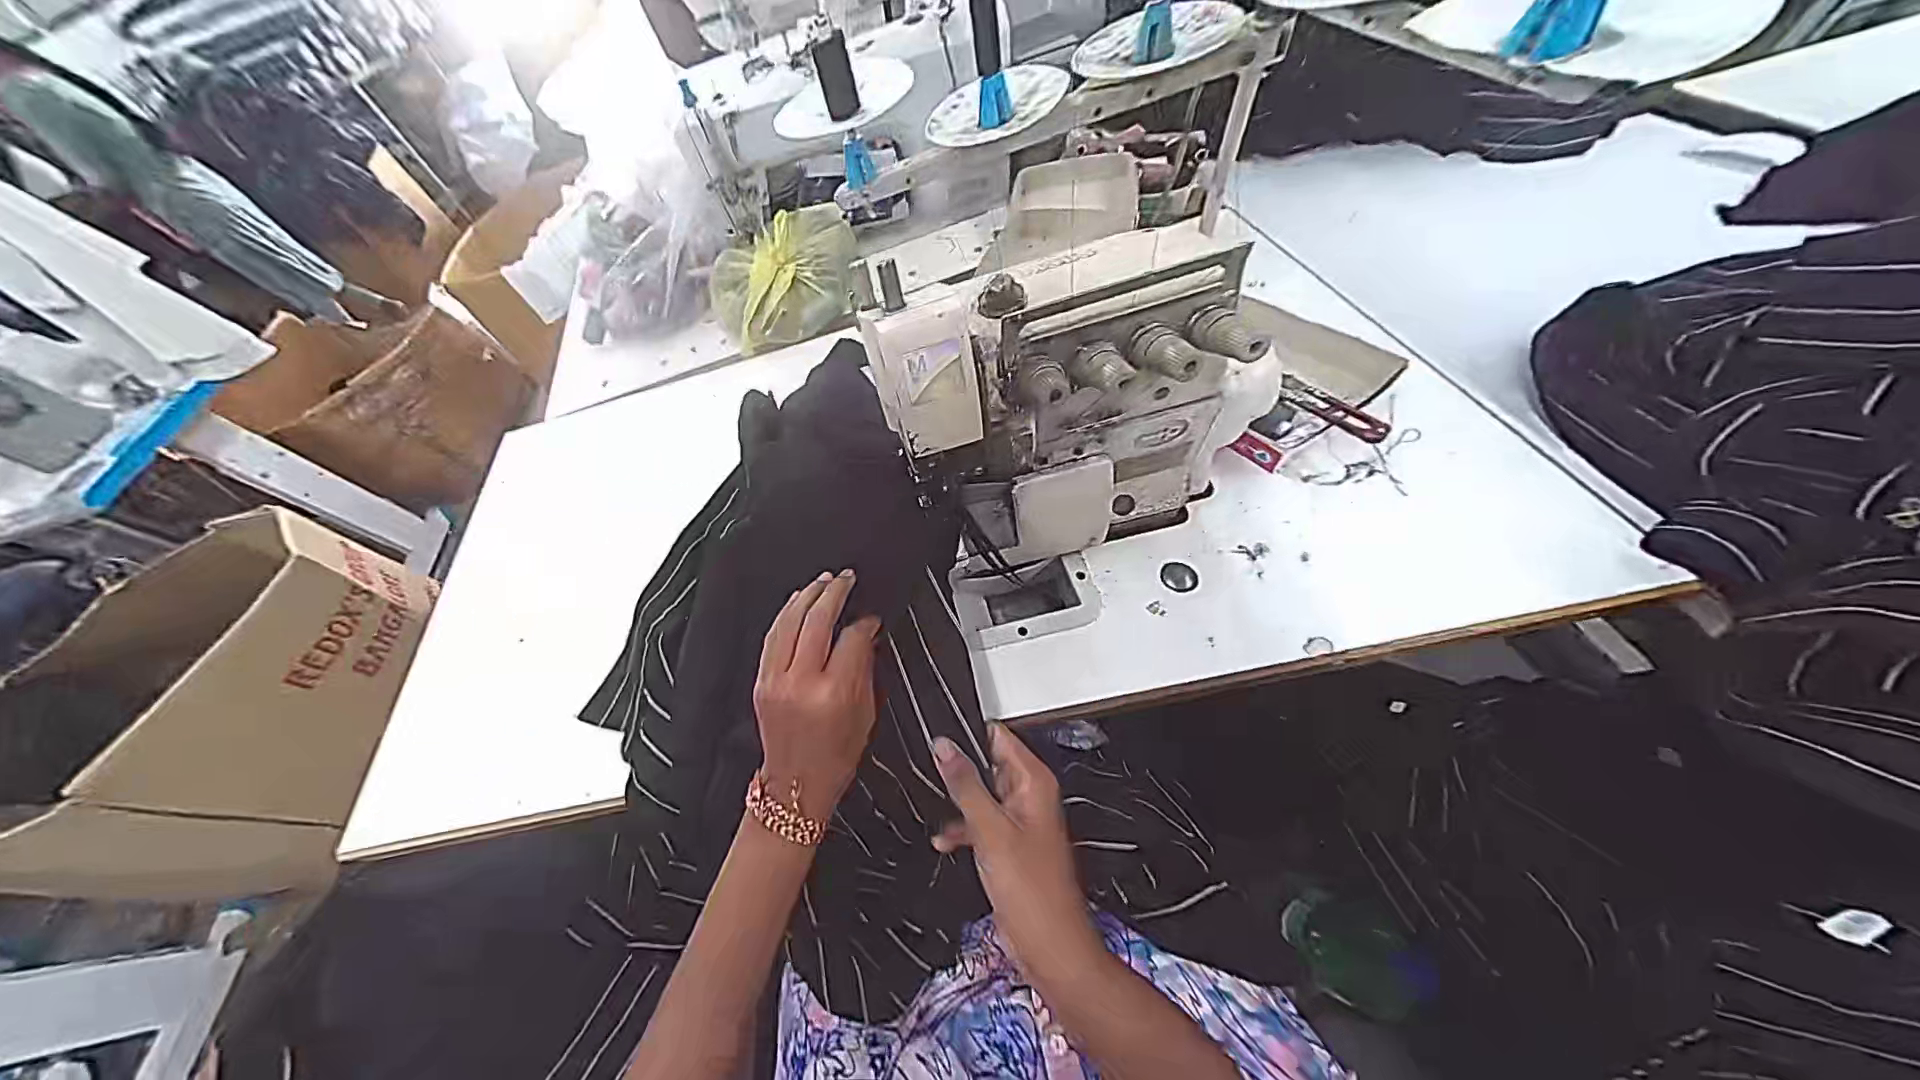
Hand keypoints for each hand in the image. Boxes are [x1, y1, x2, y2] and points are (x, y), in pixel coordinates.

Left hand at [755, 570, 881, 820]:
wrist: (795, 785)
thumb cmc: (835, 757)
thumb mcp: (866, 713)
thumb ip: (865, 669)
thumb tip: (865, 634)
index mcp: (835, 694)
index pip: (852, 637)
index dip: (865, 621)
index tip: (871, 617)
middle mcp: (803, 683)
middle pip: (818, 620)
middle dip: (835, 593)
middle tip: (847, 579)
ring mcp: (777, 681)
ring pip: (790, 621)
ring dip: (808, 596)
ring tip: (823, 582)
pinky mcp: (761, 682)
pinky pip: (772, 636)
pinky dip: (786, 614)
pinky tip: (798, 602)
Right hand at [932, 725, 1103, 980]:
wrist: (1049, 946)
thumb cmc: (1032, 891)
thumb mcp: (990, 830)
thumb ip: (965, 785)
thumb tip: (944, 746)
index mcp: (1033, 781)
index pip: (999, 736)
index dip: (968, 734)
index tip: (939, 737)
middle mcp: (1028, 795)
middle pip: (988, 763)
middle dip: (960, 771)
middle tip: (932, 774)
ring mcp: (1018, 819)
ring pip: (981, 794)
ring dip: (958, 802)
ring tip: (936, 806)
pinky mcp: (1008, 843)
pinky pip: (980, 822)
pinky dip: (963, 829)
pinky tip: (945, 840)